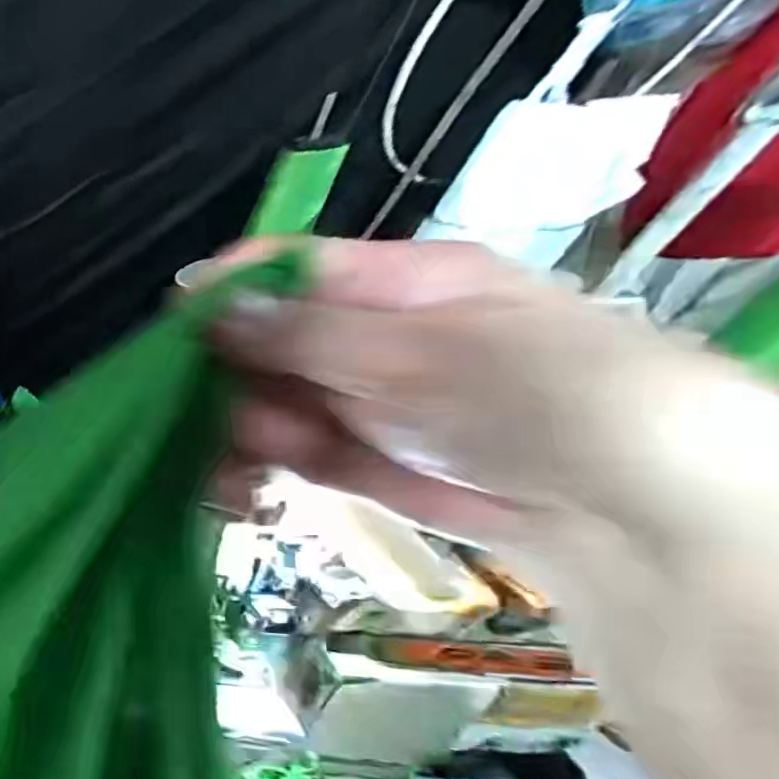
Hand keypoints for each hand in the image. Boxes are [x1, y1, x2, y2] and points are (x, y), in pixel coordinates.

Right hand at [207, 238, 750, 548]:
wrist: (607, 509)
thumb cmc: (530, 396)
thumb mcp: (415, 352)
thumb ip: (305, 333)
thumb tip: (209, 308)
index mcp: (386, 285)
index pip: (284, 269)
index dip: (224, 289)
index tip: (171, 327)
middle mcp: (353, 337)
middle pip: (253, 342)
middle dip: (219, 378)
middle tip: (204, 416)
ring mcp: (340, 397)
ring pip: (250, 402)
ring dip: (228, 434)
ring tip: (238, 470)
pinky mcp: (333, 454)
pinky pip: (267, 451)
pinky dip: (244, 469)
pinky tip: (241, 489)